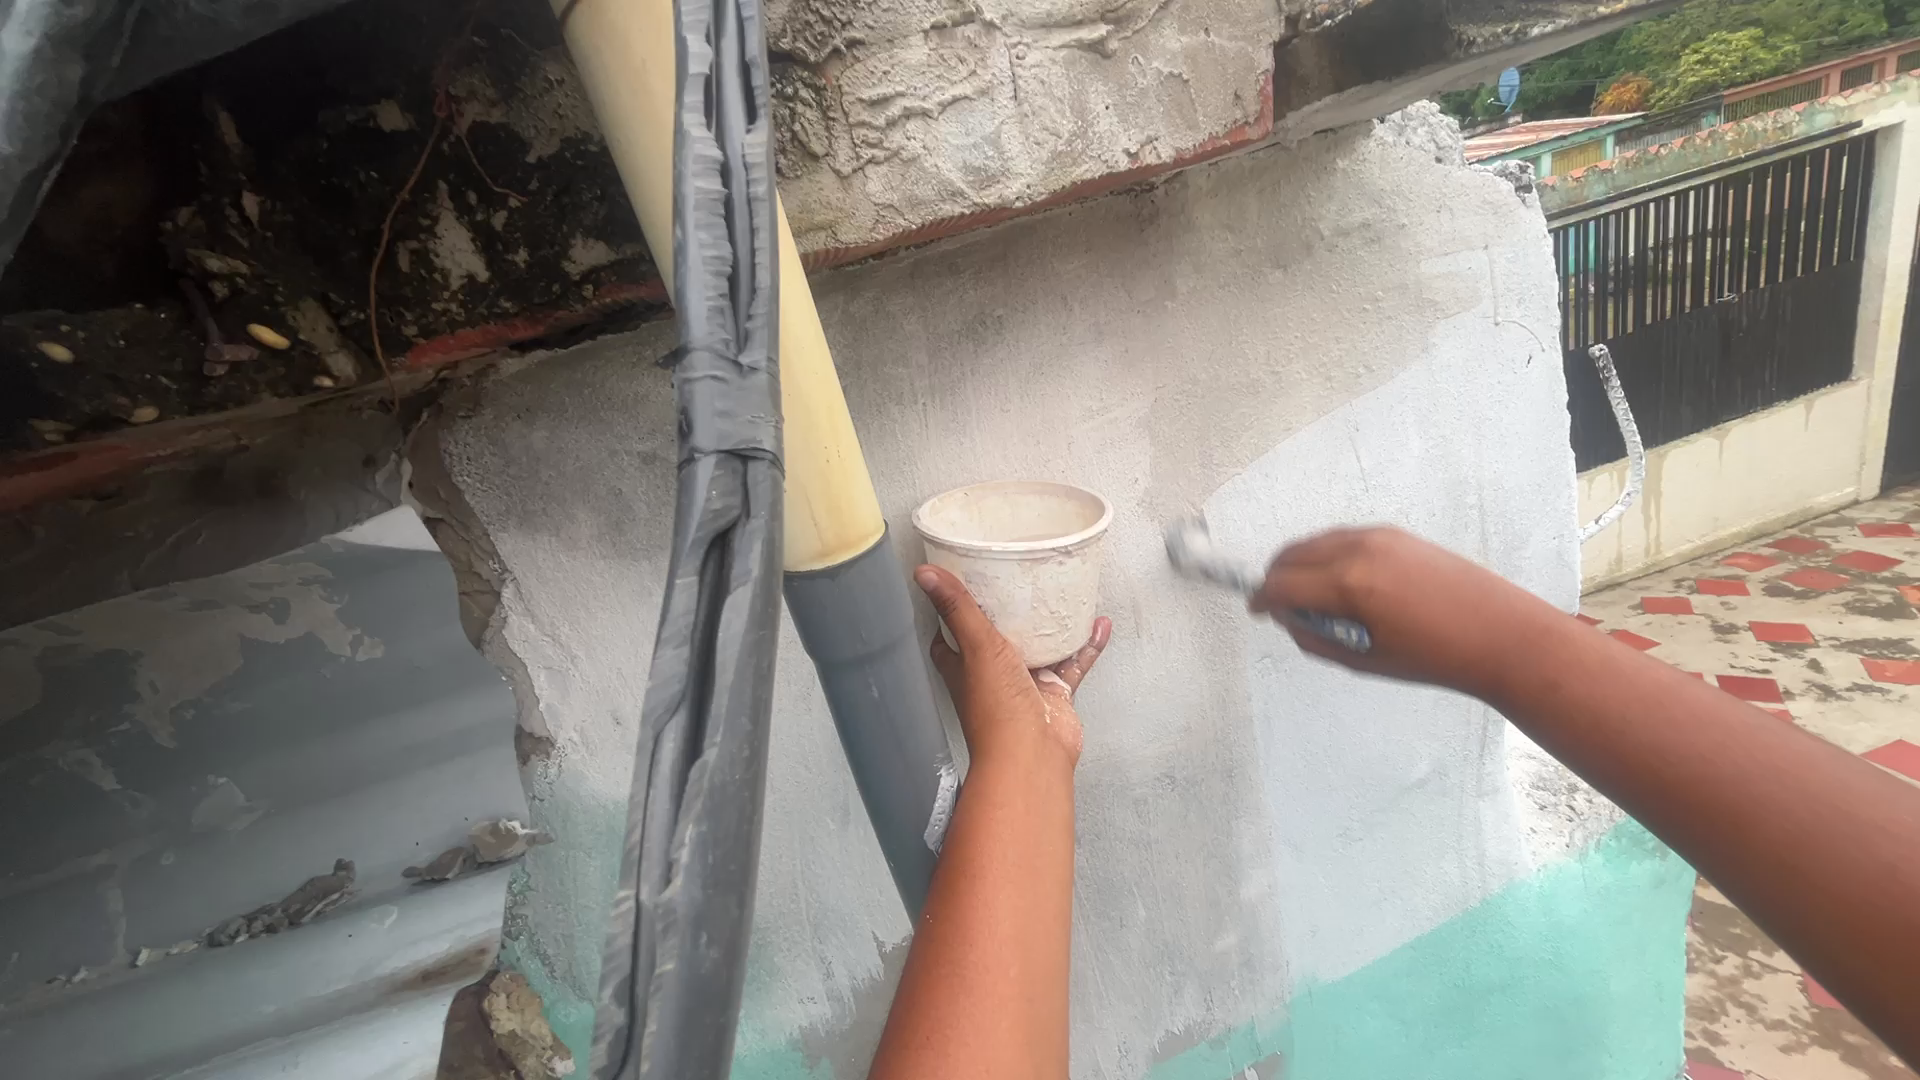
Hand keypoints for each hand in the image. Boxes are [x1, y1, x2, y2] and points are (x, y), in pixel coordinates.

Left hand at [914, 565, 1110, 768]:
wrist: (1031, 755)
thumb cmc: (996, 712)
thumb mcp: (975, 645)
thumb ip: (956, 607)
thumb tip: (926, 575)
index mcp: (964, 664)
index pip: (952, 632)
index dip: (955, 608)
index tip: (965, 582)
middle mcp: (992, 674)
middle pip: (999, 635)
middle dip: (1009, 612)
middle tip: (1019, 580)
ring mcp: (1025, 683)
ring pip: (1040, 646)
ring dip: (1051, 624)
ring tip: (1063, 594)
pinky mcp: (1054, 694)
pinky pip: (1072, 663)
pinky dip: (1086, 645)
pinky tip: (1097, 626)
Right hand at [1249, 526, 1561, 698]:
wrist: (1507, 638)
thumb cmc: (1435, 659)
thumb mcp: (1361, 660)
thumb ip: (1311, 636)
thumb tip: (1286, 616)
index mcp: (1348, 586)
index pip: (1280, 584)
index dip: (1260, 599)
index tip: (1256, 610)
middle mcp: (1358, 550)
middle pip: (1289, 554)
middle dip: (1275, 578)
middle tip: (1278, 603)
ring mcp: (1378, 536)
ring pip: (1313, 542)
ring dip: (1299, 564)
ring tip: (1308, 593)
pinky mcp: (1396, 533)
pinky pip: (1341, 538)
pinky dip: (1326, 554)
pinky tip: (1338, 580)